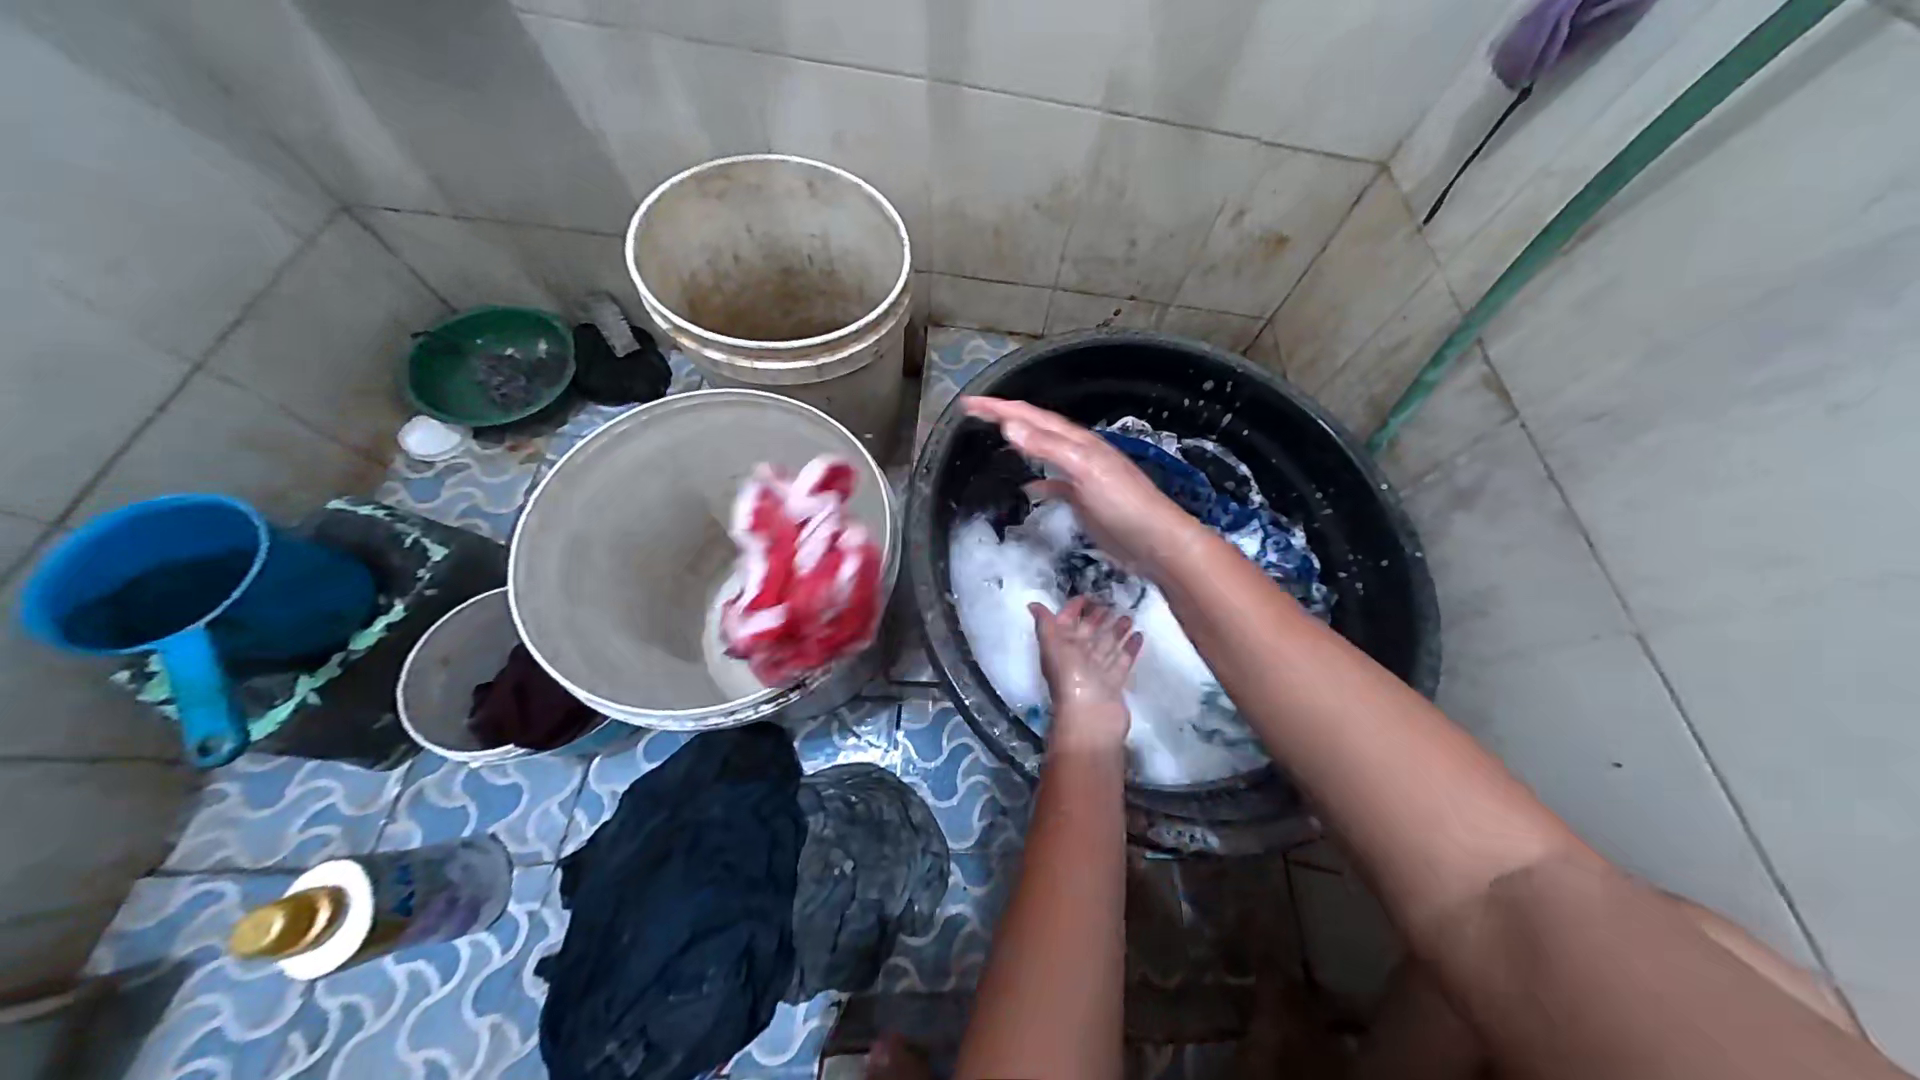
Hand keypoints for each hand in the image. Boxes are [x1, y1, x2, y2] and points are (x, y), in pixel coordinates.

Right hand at [963, 396, 1202, 579]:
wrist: (1154, 542)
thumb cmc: (1123, 503)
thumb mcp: (1084, 470)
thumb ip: (1048, 448)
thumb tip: (1009, 426)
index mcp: (1076, 441)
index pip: (1030, 416)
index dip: (999, 408)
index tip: (968, 403)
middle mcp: (1077, 452)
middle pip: (1034, 427)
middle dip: (1004, 417)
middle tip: (974, 413)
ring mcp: (1080, 476)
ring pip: (1042, 451)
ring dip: (1019, 442)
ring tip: (995, 439)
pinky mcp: (1082, 499)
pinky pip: (1052, 482)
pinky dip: (1036, 479)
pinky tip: (1027, 487)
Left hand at [1030, 596, 1141, 750]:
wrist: (1091, 717)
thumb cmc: (1070, 678)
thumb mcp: (1053, 646)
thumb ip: (1045, 624)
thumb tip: (1032, 604)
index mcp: (1060, 649)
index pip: (1066, 624)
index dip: (1074, 610)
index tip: (1088, 596)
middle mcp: (1077, 659)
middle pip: (1088, 633)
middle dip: (1098, 618)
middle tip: (1113, 603)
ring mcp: (1096, 671)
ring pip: (1106, 645)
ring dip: (1116, 630)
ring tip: (1129, 615)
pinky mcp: (1114, 682)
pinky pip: (1122, 660)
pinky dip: (1129, 648)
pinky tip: (1139, 635)